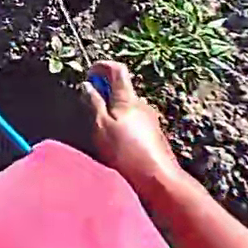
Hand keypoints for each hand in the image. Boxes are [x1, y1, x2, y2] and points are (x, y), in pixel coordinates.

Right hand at [82, 60, 189, 204]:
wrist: (159, 180)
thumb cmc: (126, 153)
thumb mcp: (101, 126)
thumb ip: (94, 103)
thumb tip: (87, 86)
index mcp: (127, 98)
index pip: (117, 70)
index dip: (101, 67)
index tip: (88, 75)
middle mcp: (141, 104)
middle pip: (121, 88)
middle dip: (104, 92)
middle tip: (89, 108)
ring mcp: (149, 119)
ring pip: (126, 106)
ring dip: (111, 111)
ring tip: (100, 131)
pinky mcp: (152, 135)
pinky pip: (132, 121)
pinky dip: (120, 124)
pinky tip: (115, 143)